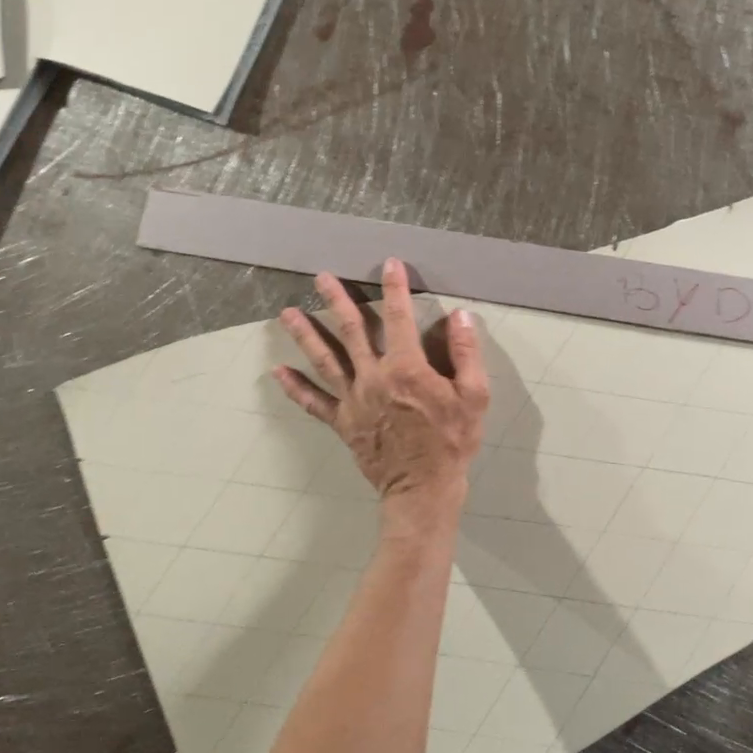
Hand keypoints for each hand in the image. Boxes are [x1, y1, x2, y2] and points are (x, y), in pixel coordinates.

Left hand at [274, 257, 490, 539]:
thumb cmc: (452, 441)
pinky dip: (294, 387)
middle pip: (350, 331)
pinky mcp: (342, 423)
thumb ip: (466, 353)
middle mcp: (373, 377)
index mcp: (407, 368)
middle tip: (321, 277)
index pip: (400, 317)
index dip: (395, 287)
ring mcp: (353, 401)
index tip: (390, 263)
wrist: (423, 489)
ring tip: (286, 312)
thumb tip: (460, 316)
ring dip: (305, 334)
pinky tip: (277, 371)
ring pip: (324, 360)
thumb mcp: (474, 396)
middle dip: (336, 300)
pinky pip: (313, 403)